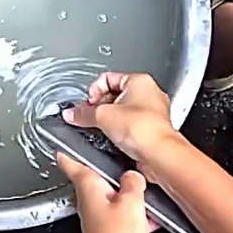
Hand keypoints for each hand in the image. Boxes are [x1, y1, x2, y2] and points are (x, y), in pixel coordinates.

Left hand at [58, 153, 150, 232]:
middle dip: (110, 166)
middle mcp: (92, 203)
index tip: (64, 134)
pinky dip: (141, 214)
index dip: (68, 147)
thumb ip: (133, 183)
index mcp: (88, 188)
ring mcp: (104, 220)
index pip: (71, 161)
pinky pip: (129, 217)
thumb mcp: (130, 203)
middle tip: (121, 151)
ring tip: (148, 183)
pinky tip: (156, 216)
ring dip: (131, 192)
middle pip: (98, 177)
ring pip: (117, 196)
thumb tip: (133, 174)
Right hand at [62, 72, 180, 166]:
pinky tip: (115, 138)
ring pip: (121, 111)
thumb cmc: (143, 129)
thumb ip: (83, 113)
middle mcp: (149, 93)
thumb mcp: (102, 116)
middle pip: (113, 94)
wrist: (159, 155)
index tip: (88, 104)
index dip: (94, 91)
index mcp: (139, 81)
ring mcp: (152, 112)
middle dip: (100, 107)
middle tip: (92, 116)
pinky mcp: (151, 129)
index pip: (107, 78)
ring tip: (104, 128)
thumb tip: (72, 114)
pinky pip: (130, 125)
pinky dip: (120, 130)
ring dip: (109, 120)